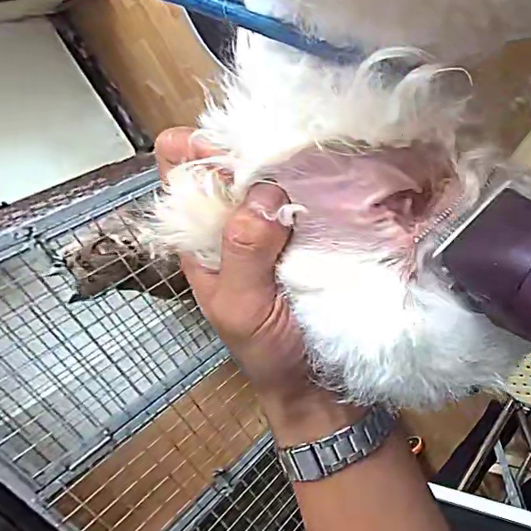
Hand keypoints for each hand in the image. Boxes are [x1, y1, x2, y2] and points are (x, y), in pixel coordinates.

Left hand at [156, 129, 355, 440]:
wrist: (320, 383)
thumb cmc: (269, 351)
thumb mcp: (240, 307)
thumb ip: (243, 253)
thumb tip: (266, 192)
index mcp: (202, 235)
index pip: (181, 169)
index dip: (199, 148)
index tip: (234, 154)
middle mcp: (241, 219)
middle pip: (237, 159)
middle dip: (257, 146)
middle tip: (290, 152)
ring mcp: (284, 223)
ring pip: (282, 172)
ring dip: (299, 162)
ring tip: (325, 159)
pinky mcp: (322, 231)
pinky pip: (321, 195)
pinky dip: (331, 183)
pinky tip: (348, 179)